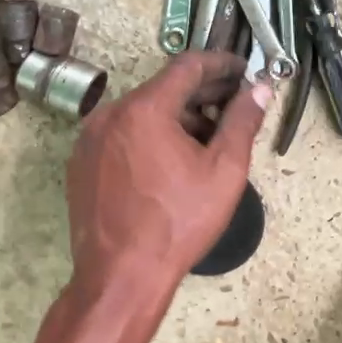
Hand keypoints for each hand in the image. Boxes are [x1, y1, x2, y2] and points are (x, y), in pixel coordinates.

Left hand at [64, 52, 269, 286]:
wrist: (121, 278)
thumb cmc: (178, 222)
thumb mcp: (224, 170)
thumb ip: (242, 121)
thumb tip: (259, 89)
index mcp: (144, 109)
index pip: (188, 66)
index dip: (221, 64)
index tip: (245, 72)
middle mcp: (110, 115)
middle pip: (165, 88)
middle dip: (204, 93)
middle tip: (236, 105)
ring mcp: (90, 140)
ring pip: (144, 111)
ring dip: (180, 116)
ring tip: (210, 140)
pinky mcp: (82, 163)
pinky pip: (124, 133)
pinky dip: (153, 134)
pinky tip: (175, 161)